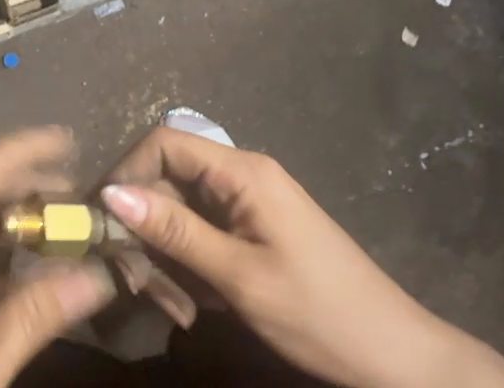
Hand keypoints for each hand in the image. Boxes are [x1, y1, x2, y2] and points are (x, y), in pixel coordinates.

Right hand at [100, 128, 503, 387]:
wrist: (399, 359)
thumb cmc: (320, 312)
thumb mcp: (239, 276)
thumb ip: (175, 232)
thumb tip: (110, 192)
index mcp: (243, 173)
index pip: (164, 143)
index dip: (128, 172)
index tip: (105, 220)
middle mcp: (243, 177)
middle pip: (169, 180)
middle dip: (146, 228)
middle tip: (139, 282)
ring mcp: (249, 206)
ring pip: (181, 212)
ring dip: (166, 256)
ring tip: (173, 305)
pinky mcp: (253, 232)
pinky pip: (202, 234)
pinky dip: (188, 266)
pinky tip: (194, 304)